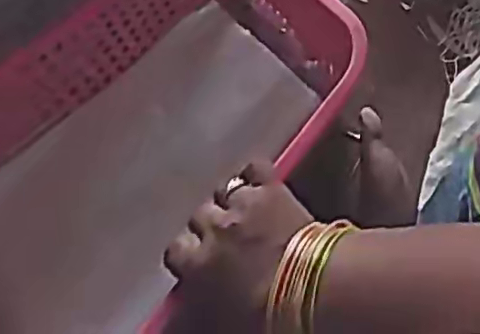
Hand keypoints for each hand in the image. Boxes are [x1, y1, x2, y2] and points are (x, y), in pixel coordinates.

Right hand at [165, 161, 313, 331]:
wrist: (304, 281)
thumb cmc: (262, 309)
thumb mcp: (221, 313)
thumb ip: (202, 292)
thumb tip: (198, 287)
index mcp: (197, 264)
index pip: (175, 249)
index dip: (187, 250)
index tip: (197, 254)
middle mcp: (215, 227)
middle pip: (200, 214)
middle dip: (210, 223)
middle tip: (225, 234)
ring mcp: (243, 202)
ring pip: (225, 189)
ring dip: (231, 199)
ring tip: (243, 208)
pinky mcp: (270, 186)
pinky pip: (254, 168)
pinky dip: (254, 172)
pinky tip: (257, 180)